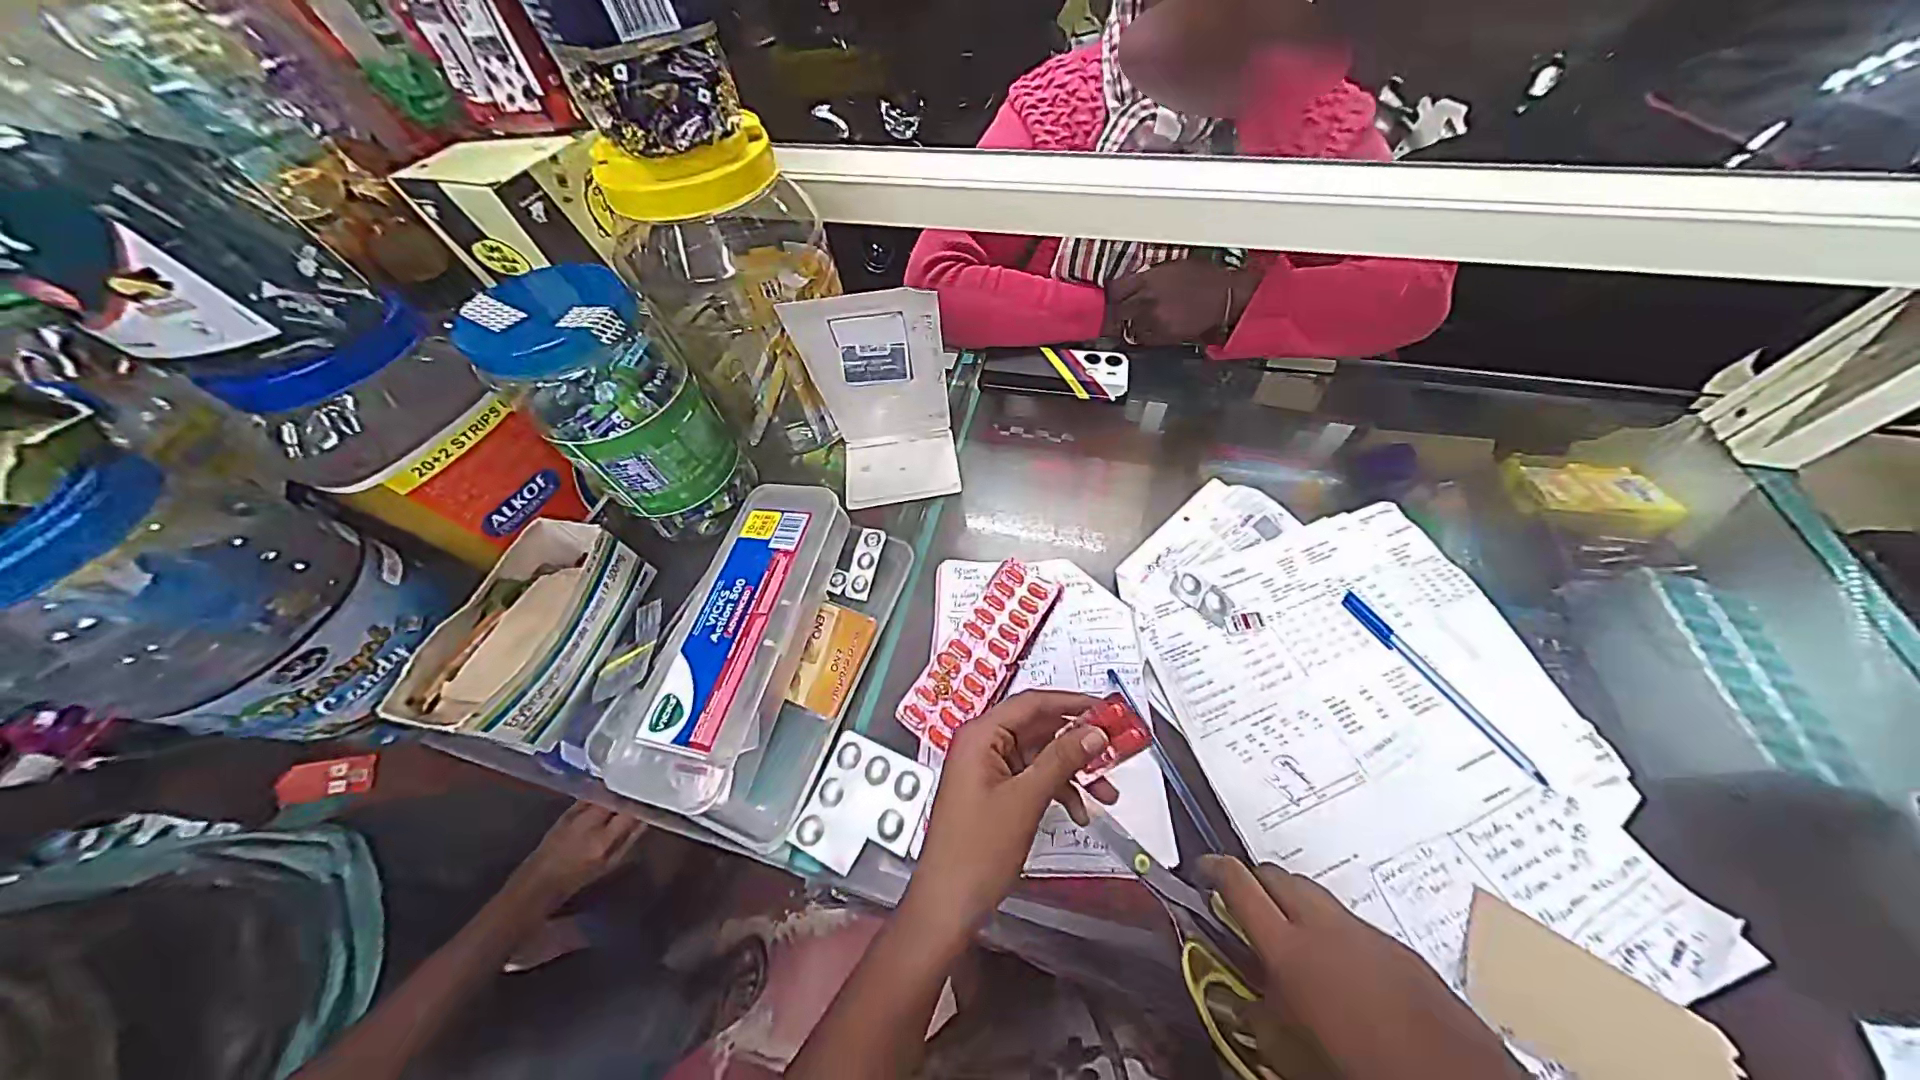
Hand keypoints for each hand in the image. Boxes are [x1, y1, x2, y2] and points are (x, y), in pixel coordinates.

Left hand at [505, 801, 647, 914]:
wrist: (537, 883)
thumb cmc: (577, 879)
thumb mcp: (609, 864)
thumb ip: (629, 839)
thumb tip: (646, 817)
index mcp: (603, 841)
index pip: (630, 812)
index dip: (643, 801)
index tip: (654, 795)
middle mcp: (589, 823)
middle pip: (617, 797)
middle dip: (631, 791)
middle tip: (644, 787)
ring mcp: (576, 814)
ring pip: (604, 793)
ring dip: (617, 790)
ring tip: (630, 787)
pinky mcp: (566, 811)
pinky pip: (591, 795)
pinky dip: (602, 793)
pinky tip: (609, 792)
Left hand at [905, 691, 1118, 934]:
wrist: (948, 903)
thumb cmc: (974, 852)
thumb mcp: (1026, 799)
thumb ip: (1061, 760)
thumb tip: (1092, 733)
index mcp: (980, 736)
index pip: (1032, 703)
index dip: (1072, 703)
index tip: (1106, 708)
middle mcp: (982, 746)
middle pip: (1038, 728)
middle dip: (1078, 741)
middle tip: (1114, 747)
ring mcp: (988, 770)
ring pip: (1040, 756)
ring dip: (1073, 771)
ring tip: (1105, 789)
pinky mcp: (995, 792)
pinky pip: (1032, 778)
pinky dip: (1057, 789)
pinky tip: (1079, 809)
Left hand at [1104, 258, 1260, 346]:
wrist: (1225, 297)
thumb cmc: (1206, 279)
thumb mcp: (1174, 267)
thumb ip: (1149, 277)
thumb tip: (1135, 283)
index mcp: (1149, 278)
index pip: (1116, 288)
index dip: (1112, 294)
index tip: (1111, 298)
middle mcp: (1147, 299)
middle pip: (1119, 310)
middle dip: (1119, 313)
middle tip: (1121, 315)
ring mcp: (1154, 319)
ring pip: (1129, 327)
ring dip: (1132, 326)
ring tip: (1140, 323)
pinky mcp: (1163, 335)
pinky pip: (1144, 339)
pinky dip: (1144, 337)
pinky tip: (1152, 330)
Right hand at [1201, 856, 1526, 1079]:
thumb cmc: (1361, 1068)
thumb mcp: (1288, 1049)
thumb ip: (1257, 1012)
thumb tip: (1239, 1000)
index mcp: (1288, 949)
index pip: (1238, 884)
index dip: (1214, 869)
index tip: (1204, 870)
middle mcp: (1323, 927)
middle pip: (1276, 875)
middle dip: (1254, 881)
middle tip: (1243, 905)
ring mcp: (1363, 932)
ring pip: (1313, 894)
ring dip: (1292, 903)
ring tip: (1290, 938)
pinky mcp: (1397, 947)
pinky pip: (1349, 920)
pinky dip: (1331, 929)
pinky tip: (1338, 968)